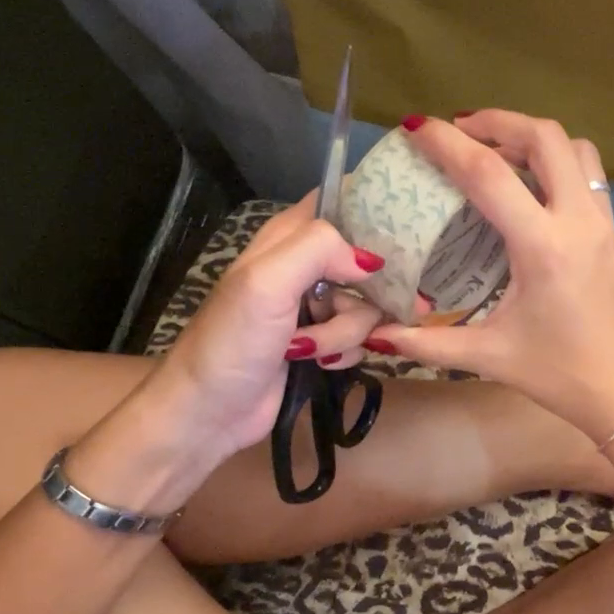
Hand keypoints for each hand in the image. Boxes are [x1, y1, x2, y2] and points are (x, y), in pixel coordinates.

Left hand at [150, 200, 386, 458]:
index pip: (342, 202)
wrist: (209, 411)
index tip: (404, 240)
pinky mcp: (323, 345)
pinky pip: (359, 340)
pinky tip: (322, 364)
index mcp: (289, 237)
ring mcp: (315, 309)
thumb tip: (372, 260)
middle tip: (383, 308)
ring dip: (346, 332)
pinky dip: (345, 353)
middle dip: (372, 292)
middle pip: (368, 262)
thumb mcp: (266, 282)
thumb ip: (319, 250)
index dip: (376, 214)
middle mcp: (307, 267)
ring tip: (309, 350)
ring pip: (367, 307)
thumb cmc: (230, 342)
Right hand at [368, 112, 613, 439]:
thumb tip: (375, 337)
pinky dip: (558, 161)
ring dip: (534, 137)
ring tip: (498, 151)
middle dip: (498, 121)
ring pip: (575, 149)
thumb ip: (427, 344)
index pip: (488, 174)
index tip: (416, 127)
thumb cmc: (561, 376)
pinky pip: (589, 174)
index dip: (447, 143)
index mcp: (542, 247)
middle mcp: (577, 221)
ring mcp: (602, 224)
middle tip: (461, 130)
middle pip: (544, 137)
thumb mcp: (489, 357)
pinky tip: (532, 186)